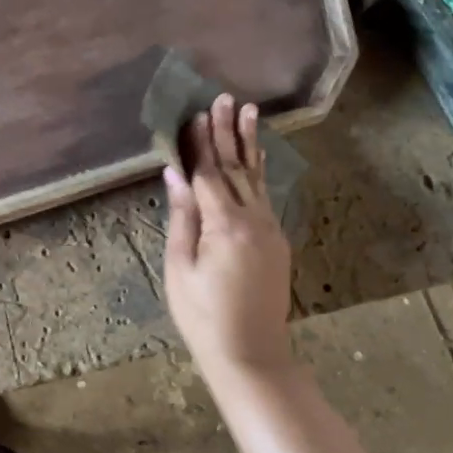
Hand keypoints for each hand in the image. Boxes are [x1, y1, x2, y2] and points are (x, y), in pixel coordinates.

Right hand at [162, 95, 293, 380]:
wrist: (250, 353)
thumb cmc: (202, 314)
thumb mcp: (179, 266)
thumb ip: (182, 217)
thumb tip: (175, 173)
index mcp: (224, 226)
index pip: (209, 172)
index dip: (201, 142)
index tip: (197, 112)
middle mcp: (253, 221)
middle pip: (236, 167)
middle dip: (228, 131)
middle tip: (225, 98)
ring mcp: (270, 230)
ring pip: (256, 178)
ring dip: (250, 144)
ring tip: (250, 113)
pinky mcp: (277, 241)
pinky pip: (265, 196)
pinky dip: (258, 171)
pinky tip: (257, 158)